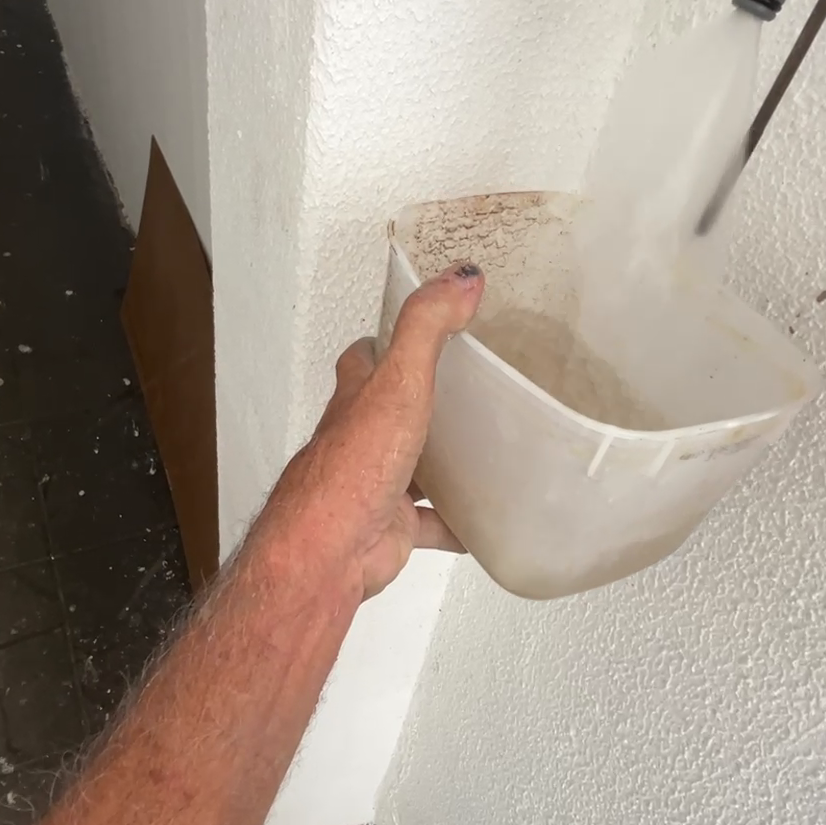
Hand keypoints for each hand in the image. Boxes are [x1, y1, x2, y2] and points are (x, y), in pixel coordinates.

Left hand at [249, 264, 485, 601]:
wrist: (334, 548)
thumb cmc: (355, 466)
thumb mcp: (397, 383)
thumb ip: (426, 329)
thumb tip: (461, 276)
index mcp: (357, 400)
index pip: (364, 358)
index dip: (387, 342)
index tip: (425, 330)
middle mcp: (363, 439)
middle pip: (391, 411)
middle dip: (424, 401)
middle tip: (472, 390)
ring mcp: (378, 483)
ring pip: (415, 467)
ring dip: (445, 462)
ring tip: (492, 448)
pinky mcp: (396, 525)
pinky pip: (435, 523)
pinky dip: (459, 522)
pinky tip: (488, 519)